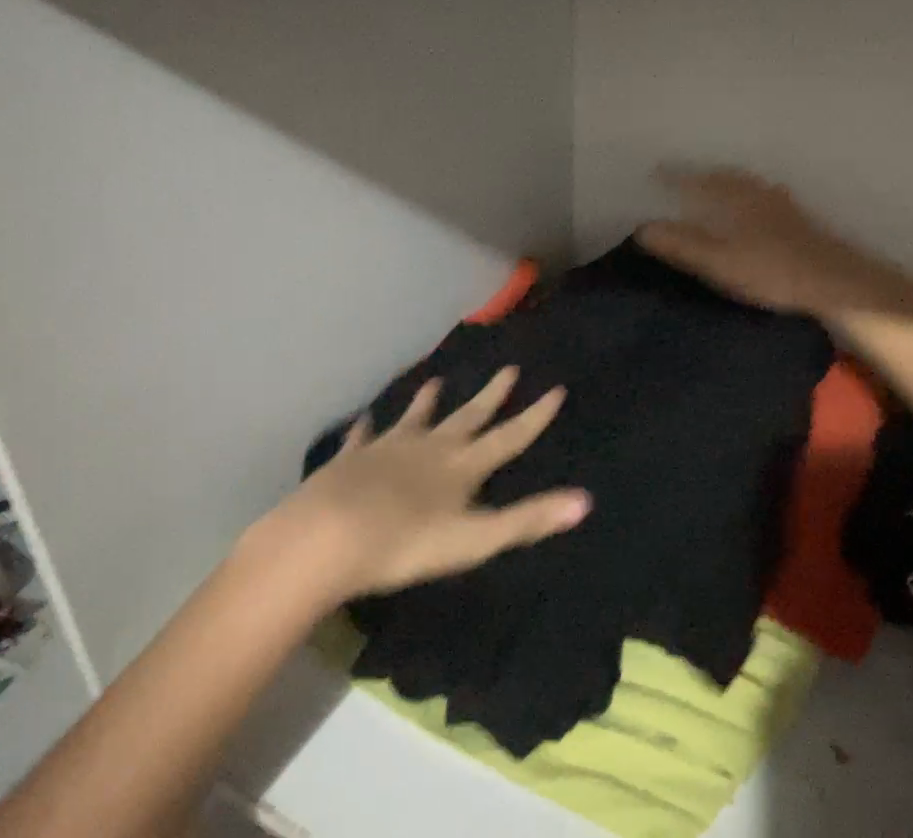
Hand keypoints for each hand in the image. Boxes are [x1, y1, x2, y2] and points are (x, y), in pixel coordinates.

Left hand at [253, 368, 589, 599]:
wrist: (327, 538)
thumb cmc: (406, 544)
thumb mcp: (476, 539)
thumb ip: (528, 519)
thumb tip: (585, 501)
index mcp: (462, 467)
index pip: (508, 438)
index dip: (534, 417)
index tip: (555, 390)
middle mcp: (429, 448)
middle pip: (467, 418)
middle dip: (490, 397)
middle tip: (508, 369)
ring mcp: (387, 450)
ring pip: (415, 420)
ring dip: (427, 403)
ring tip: (436, 382)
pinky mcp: (351, 461)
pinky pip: (364, 438)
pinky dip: (368, 429)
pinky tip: (365, 420)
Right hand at [638, 167, 912, 325]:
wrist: (835, 283)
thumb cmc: (771, 271)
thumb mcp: (719, 262)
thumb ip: (681, 245)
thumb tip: (643, 228)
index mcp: (737, 198)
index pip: (699, 181)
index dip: (677, 177)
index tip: (657, 172)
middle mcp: (760, 194)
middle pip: (728, 177)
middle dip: (705, 175)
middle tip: (687, 177)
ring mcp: (785, 207)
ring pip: (751, 187)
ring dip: (731, 185)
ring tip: (718, 190)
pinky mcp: (803, 224)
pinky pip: (768, 200)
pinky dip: (752, 199)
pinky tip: (758, 212)